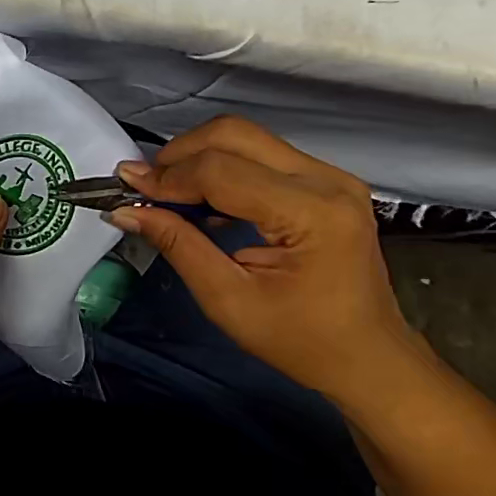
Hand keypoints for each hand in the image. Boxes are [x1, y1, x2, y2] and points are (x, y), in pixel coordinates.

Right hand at [104, 116, 419, 400]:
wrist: (369, 359)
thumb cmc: (301, 340)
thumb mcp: (227, 299)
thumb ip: (176, 245)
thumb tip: (125, 210)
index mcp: (312, 213)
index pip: (220, 171)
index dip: (167, 177)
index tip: (126, 188)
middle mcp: (327, 181)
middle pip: (233, 135)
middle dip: (179, 155)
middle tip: (145, 186)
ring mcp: (331, 176)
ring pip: (245, 137)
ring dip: (198, 157)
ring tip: (168, 192)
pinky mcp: (325, 180)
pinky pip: (259, 153)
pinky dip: (221, 166)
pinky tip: (203, 200)